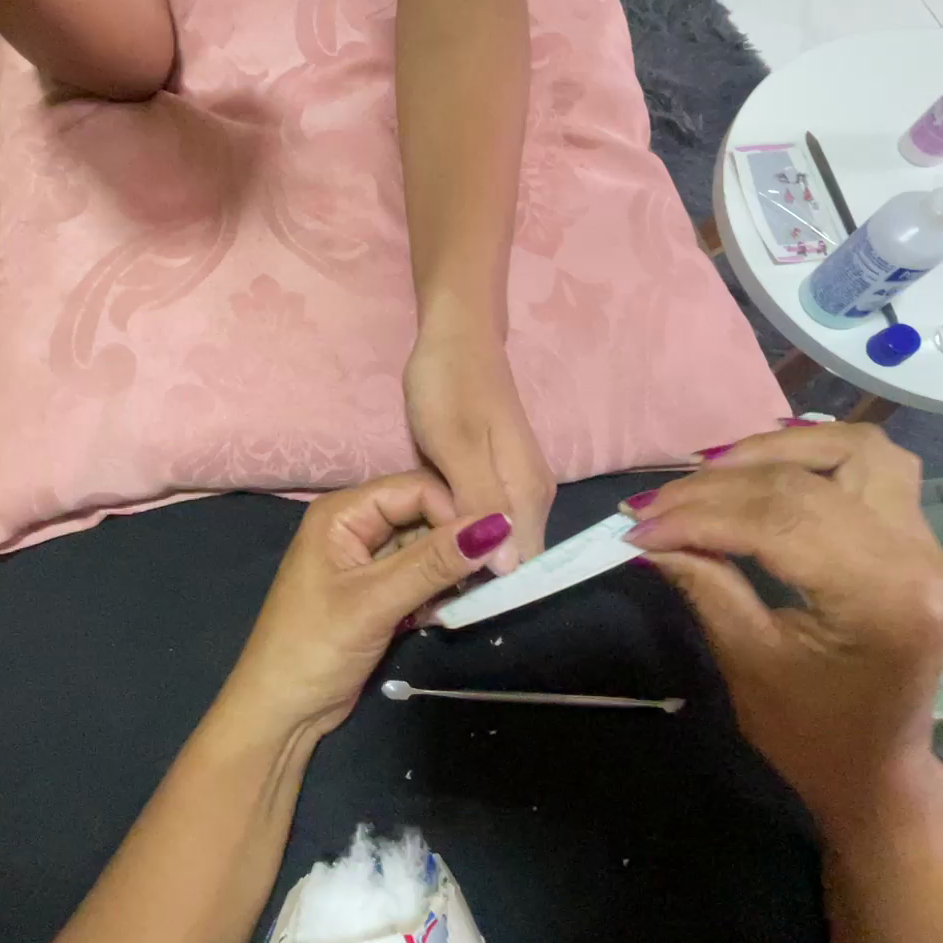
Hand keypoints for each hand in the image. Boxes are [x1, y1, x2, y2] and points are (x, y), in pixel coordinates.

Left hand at [221, 473, 513, 735]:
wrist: (282, 711)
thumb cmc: (315, 648)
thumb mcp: (375, 602)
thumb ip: (433, 562)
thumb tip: (498, 526)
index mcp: (342, 513)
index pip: (416, 489)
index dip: (458, 511)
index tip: (500, 546)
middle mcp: (355, 526)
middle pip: (424, 514)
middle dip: (459, 541)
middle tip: (500, 571)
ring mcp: (366, 559)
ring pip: (427, 546)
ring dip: (453, 569)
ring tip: (476, 593)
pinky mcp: (378, 591)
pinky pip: (421, 575)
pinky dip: (440, 590)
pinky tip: (450, 610)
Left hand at [403, 315, 552, 573]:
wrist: (455, 336)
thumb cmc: (450, 388)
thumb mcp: (457, 448)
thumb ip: (482, 504)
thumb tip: (507, 568)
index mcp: (527, 496)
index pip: (521, 569)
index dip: (482, 592)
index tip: (438, 606)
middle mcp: (530, 498)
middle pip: (506, 560)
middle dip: (466, 581)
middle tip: (417, 593)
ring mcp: (513, 488)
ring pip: (490, 544)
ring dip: (456, 561)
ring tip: (413, 572)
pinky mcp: (493, 480)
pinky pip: (479, 525)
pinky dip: (452, 539)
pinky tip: (423, 542)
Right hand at [620, 422, 942, 835]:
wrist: (877, 768)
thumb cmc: (809, 730)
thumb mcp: (745, 659)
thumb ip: (703, 582)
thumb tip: (648, 535)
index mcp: (878, 597)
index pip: (775, 522)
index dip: (696, 517)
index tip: (633, 527)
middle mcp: (916, 555)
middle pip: (803, 483)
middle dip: (715, 487)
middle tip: (653, 506)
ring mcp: (924, 540)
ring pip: (852, 450)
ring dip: (774, 449)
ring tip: (709, 470)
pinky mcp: (913, 536)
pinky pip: (870, 464)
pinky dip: (813, 448)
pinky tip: (761, 459)